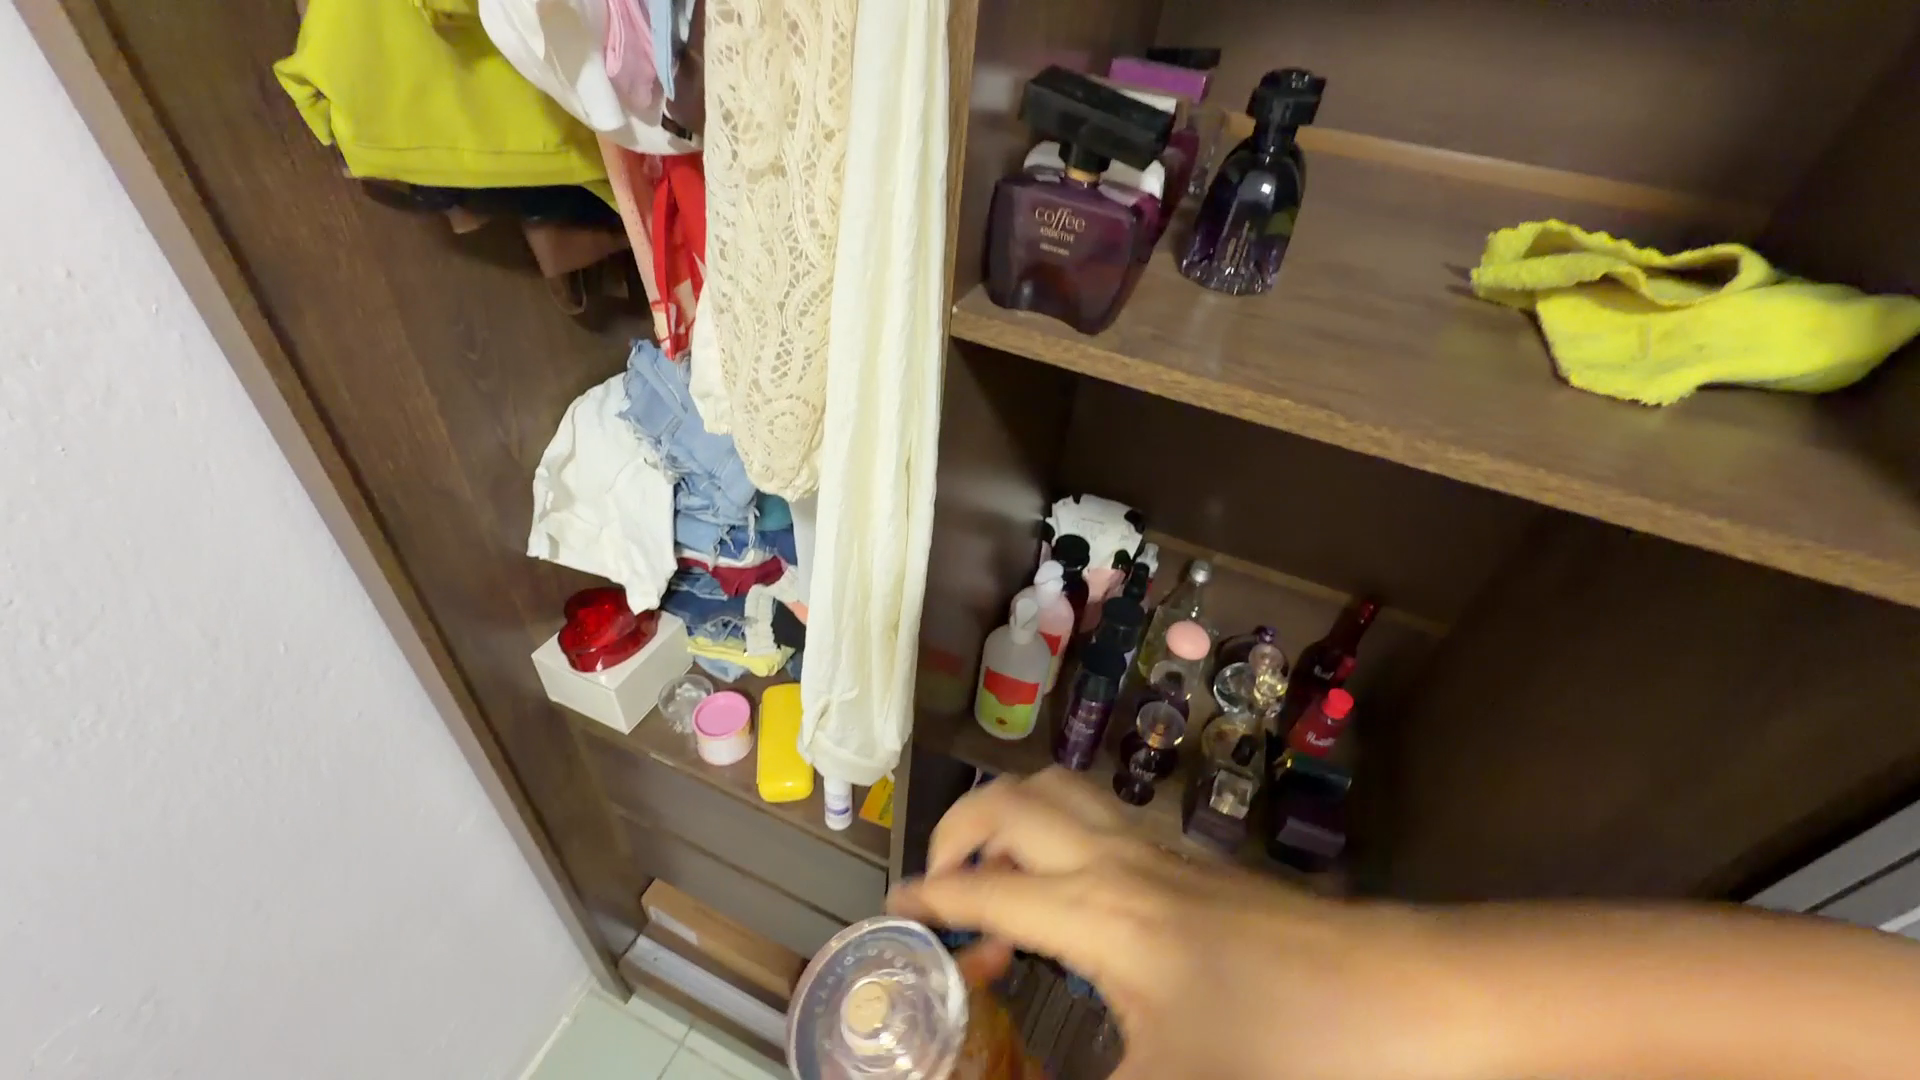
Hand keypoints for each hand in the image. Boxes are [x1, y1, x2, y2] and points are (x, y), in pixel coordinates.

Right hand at [887, 768, 1495, 1079]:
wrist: (1405, 996)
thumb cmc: (1287, 1051)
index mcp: (1096, 914)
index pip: (984, 889)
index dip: (928, 898)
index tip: (891, 911)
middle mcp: (1115, 860)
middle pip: (1012, 802)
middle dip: (959, 830)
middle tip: (943, 885)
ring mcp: (1157, 848)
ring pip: (1059, 790)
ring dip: (1011, 816)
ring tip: (999, 874)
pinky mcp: (1189, 856)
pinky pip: (1099, 812)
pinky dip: (1058, 826)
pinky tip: (1074, 886)